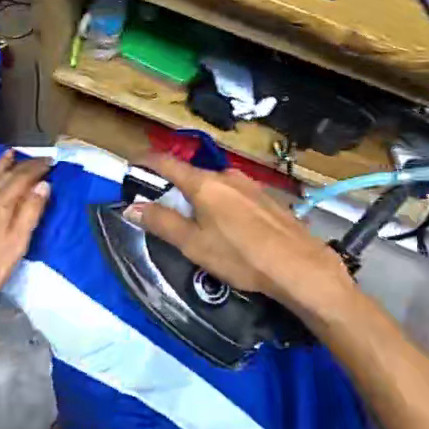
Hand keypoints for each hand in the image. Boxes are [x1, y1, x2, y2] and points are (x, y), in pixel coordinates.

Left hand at [0, 152, 52, 332]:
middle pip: (4, 175)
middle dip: (23, 164)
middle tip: (38, 158)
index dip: (37, 168)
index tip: (51, 161)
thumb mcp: (18, 242)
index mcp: (0, 204)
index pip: (22, 178)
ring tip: (9, 155)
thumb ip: (31, 211)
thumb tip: (43, 184)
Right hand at [127, 154, 355, 311]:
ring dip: (200, 198)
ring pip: (216, 186)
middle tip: (162, 210)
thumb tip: (132, 207)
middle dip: (174, 188)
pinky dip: (221, 205)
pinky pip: (234, 195)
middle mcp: (228, 176)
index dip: (147, 163)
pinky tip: (227, 228)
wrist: (296, 264)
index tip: (133, 168)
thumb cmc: (239, 255)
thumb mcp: (193, 244)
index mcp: (205, 183)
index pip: (168, 163)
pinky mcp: (267, 198)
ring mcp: (251, 185)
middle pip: (193, 175)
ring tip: (195, 224)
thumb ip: (162, 223)